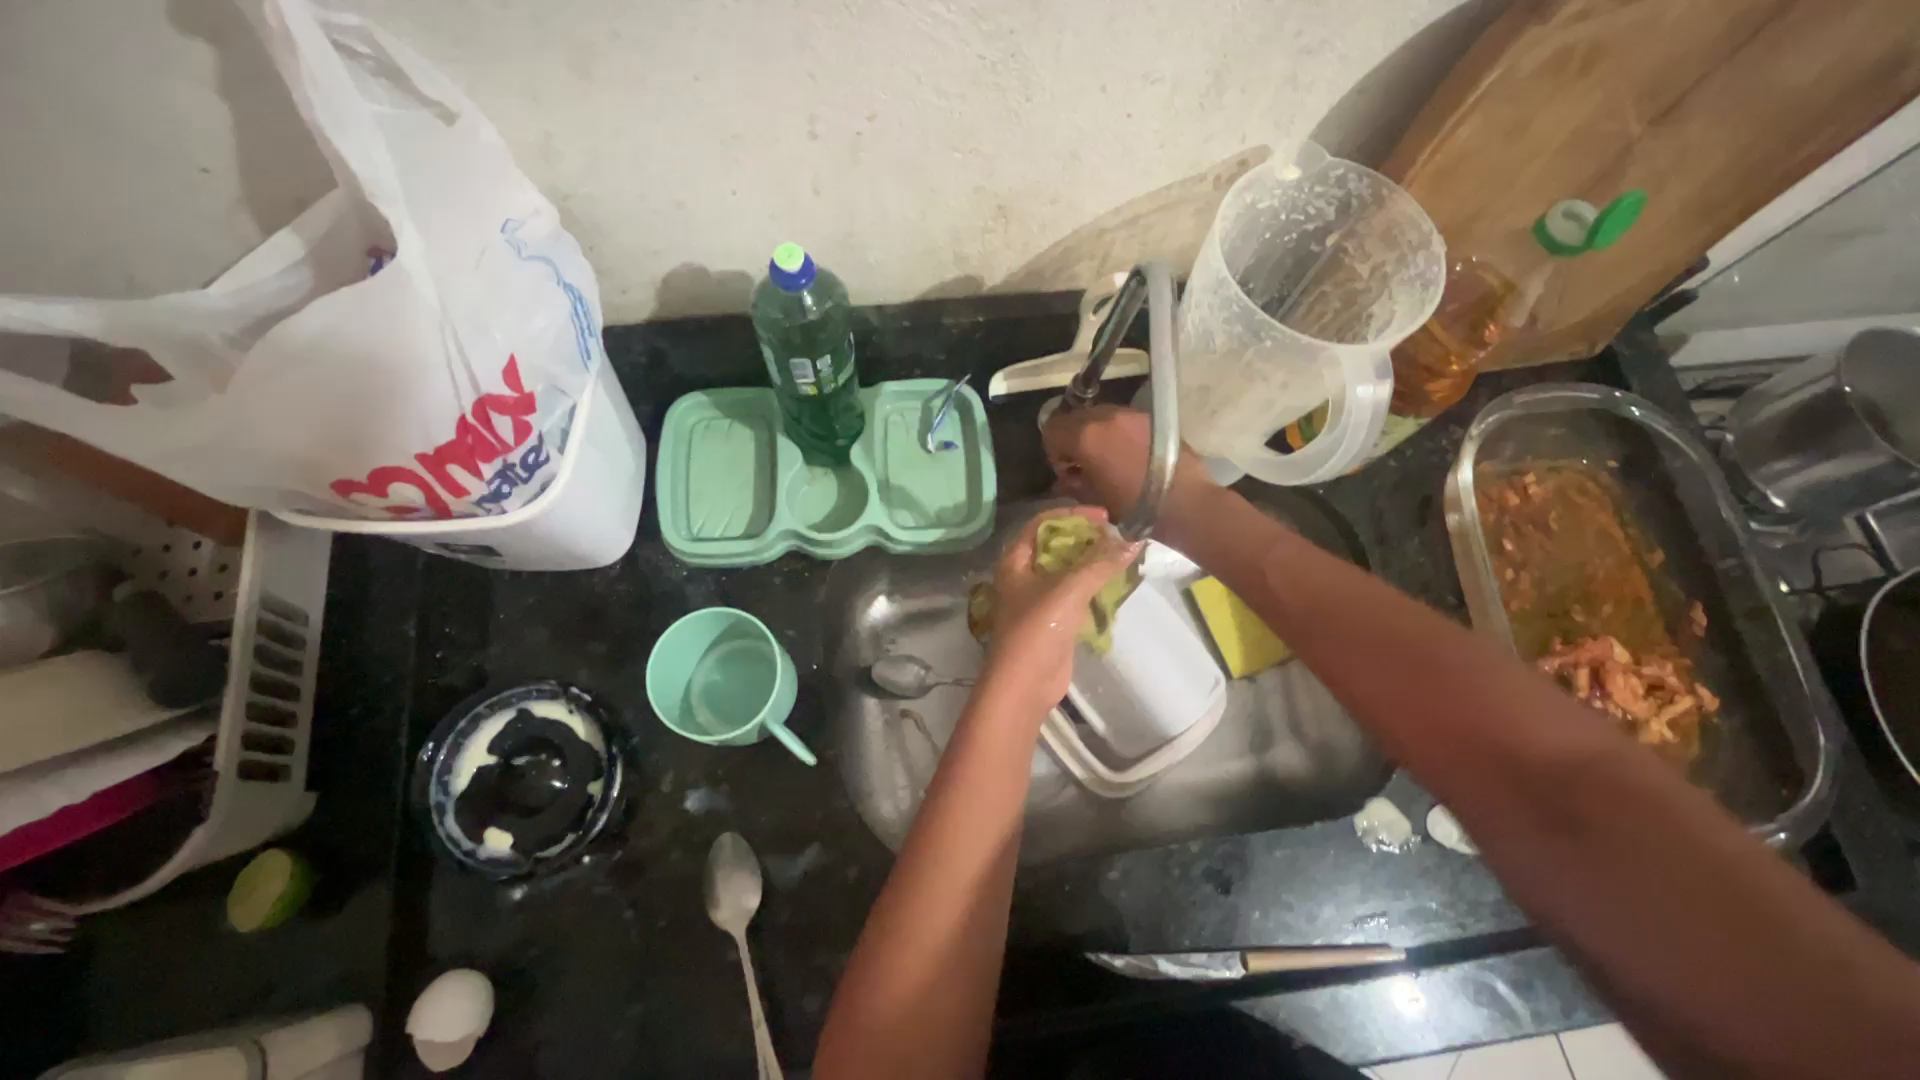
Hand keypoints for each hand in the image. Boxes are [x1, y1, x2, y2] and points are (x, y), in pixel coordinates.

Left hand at [982, 507, 1141, 706]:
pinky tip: (1114, 584)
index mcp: (1015, 561)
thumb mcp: (1069, 590)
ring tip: (1120, 556)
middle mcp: (1022, 576)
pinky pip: (1074, 594)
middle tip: (1115, 536)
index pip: (1042, 523)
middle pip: (1054, 545)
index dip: (1072, 515)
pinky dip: (1092, 586)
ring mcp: (1036, 600)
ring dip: (1091, 563)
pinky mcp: (1052, 621)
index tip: (1104, 517)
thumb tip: (1134, 542)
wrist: (1024, 685)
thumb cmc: (1037, 630)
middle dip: (1085, 538)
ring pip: (1066, 571)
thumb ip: (1101, 564)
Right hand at [1041, 405, 1219, 547]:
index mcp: (1085, 436)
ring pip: (1101, 416)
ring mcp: (1132, 414)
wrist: (1185, 503)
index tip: (1068, 471)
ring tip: (1111, 460)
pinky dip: (1120, 434)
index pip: (1052, 429)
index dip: (1054, 451)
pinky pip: (1124, 421)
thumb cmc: (1134, 506)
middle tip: (1087, 465)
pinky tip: (1131, 456)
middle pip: (1075, 418)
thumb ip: (1073, 482)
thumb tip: (1068, 476)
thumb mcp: (1094, 499)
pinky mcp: (1152, 419)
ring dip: (1098, 434)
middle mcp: (1106, 416)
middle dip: (1075, 439)